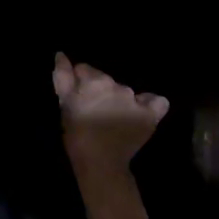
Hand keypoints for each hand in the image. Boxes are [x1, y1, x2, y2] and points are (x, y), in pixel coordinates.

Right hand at [53, 53, 168, 166]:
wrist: (101, 164)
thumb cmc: (77, 136)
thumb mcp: (65, 106)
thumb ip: (63, 77)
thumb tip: (61, 54)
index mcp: (95, 81)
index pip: (84, 70)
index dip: (79, 84)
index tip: (78, 100)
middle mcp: (118, 85)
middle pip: (105, 81)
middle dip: (99, 92)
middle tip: (93, 112)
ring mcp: (136, 100)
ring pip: (125, 92)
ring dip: (118, 100)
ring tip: (111, 120)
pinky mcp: (150, 115)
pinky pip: (157, 102)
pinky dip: (150, 105)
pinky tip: (141, 114)